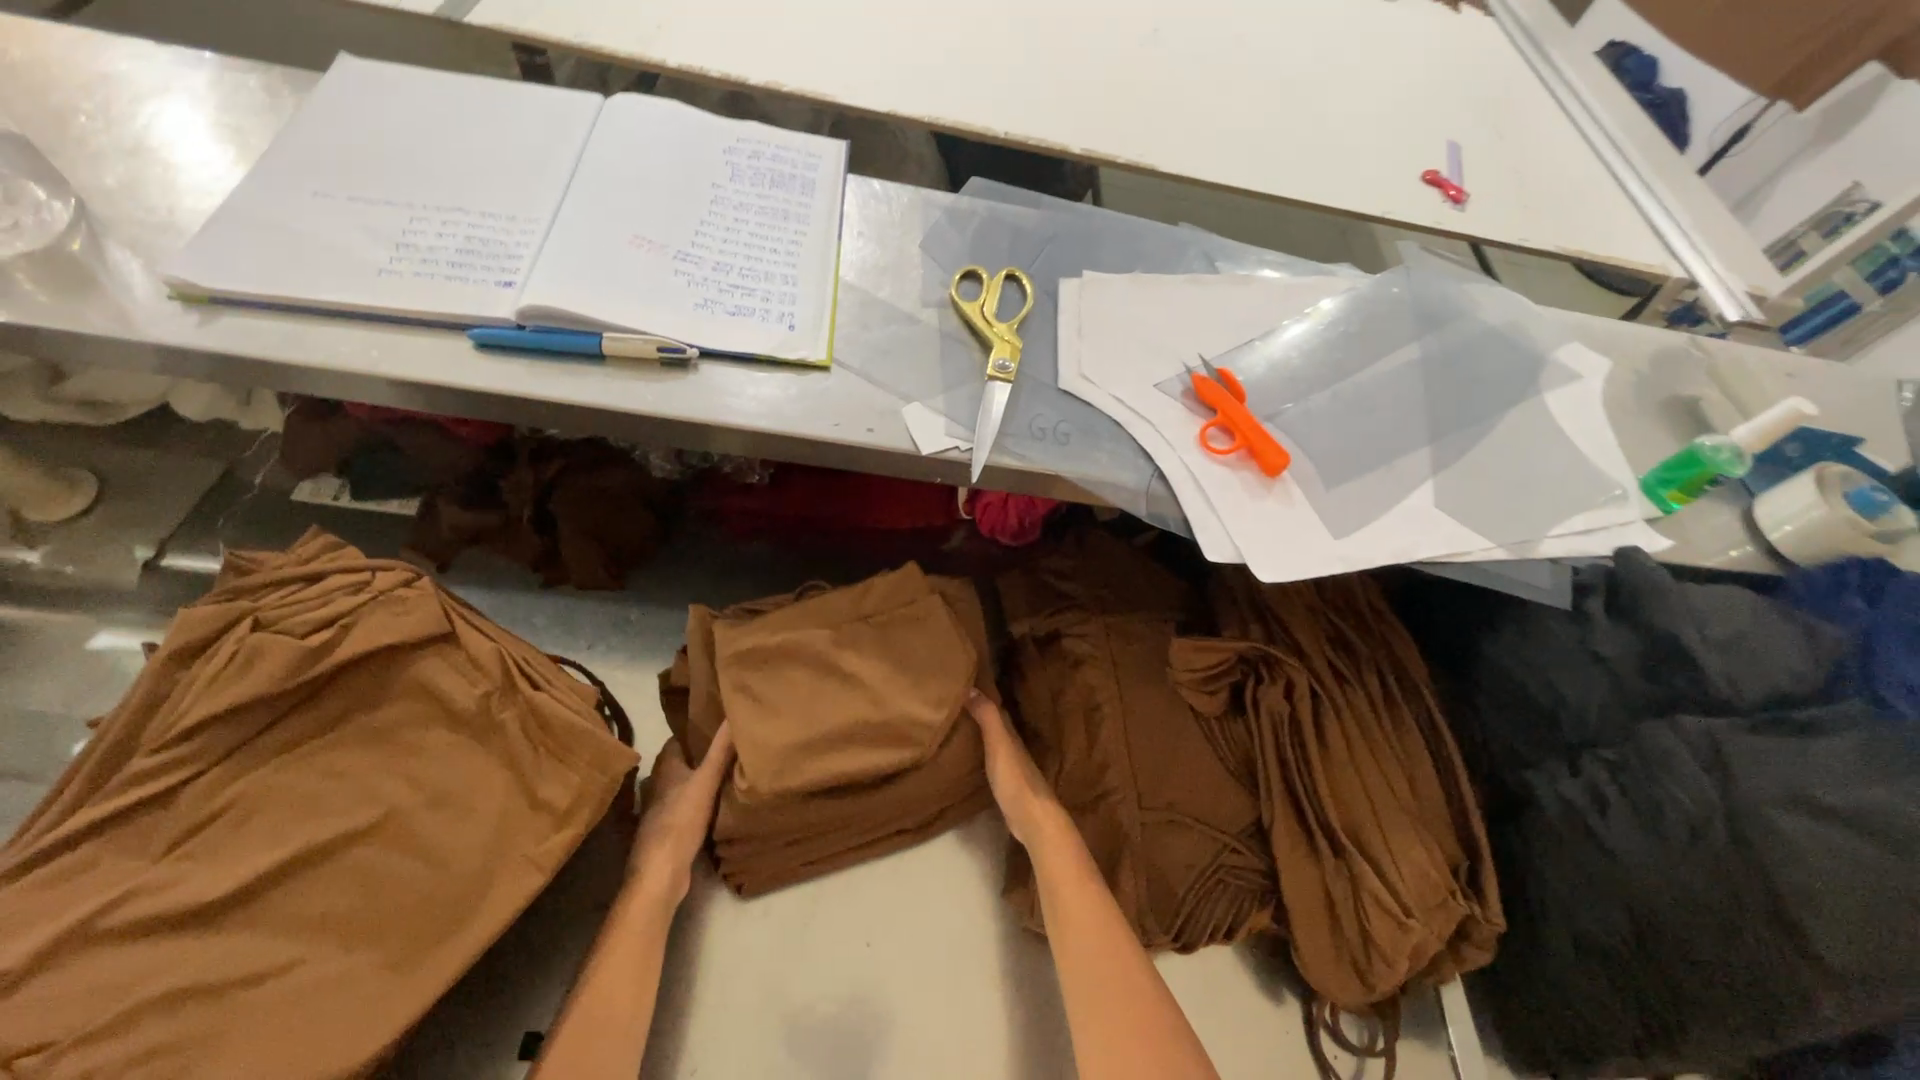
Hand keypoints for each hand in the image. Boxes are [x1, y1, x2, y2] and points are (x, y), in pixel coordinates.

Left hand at [628, 723, 734, 905]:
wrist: (661, 871)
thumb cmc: (680, 821)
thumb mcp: (705, 782)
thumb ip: (720, 751)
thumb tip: (732, 714)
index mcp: (663, 769)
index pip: (677, 740)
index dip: (695, 732)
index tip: (717, 725)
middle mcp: (658, 785)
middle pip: (680, 763)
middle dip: (700, 755)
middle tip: (729, 747)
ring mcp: (661, 810)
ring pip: (683, 786)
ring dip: (700, 781)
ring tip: (728, 772)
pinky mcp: (668, 830)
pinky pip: (686, 807)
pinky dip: (699, 803)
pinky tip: (718, 805)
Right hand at [966, 690, 1070, 850]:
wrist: (1031, 818)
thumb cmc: (1015, 778)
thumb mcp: (999, 744)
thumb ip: (987, 717)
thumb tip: (971, 686)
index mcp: (1011, 734)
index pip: (995, 707)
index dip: (982, 693)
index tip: (963, 681)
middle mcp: (1012, 745)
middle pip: (994, 723)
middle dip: (978, 711)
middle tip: (954, 701)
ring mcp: (1010, 766)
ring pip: (992, 741)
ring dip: (978, 732)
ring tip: (956, 724)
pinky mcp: (1005, 783)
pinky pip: (989, 760)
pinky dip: (979, 752)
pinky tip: (968, 755)